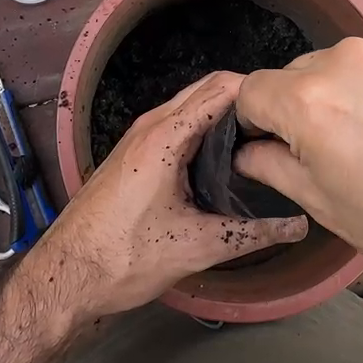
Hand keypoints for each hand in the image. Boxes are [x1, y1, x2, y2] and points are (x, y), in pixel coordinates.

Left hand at [37, 71, 308, 318]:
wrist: (65, 274)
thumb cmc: (125, 256)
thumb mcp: (196, 246)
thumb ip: (252, 232)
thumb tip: (298, 226)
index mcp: (167, 135)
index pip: (221, 88)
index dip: (257, 92)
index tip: (287, 109)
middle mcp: (152, 123)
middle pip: (206, 87)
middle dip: (244, 97)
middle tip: (280, 122)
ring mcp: (139, 134)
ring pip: (190, 103)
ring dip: (223, 110)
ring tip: (260, 135)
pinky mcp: (134, 150)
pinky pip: (176, 120)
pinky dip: (203, 124)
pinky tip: (223, 154)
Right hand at [234, 35, 362, 318]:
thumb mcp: (325, 206)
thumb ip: (273, 166)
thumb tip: (247, 151)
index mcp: (309, 101)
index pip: (251, 90)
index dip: (253, 121)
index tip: (269, 142)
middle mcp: (343, 60)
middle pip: (295, 73)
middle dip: (299, 105)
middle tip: (329, 148)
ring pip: (340, 63)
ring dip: (342, 90)